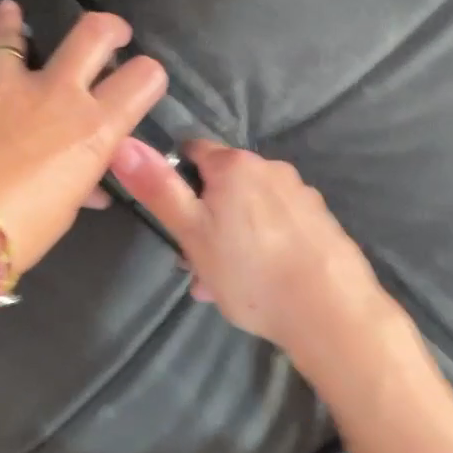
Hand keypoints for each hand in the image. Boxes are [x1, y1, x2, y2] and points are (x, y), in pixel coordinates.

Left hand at [0, 0, 168, 276]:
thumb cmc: (19, 233)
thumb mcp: (63, 211)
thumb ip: (79, 184)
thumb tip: (87, 185)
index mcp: (92, 127)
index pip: (140, 81)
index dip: (150, 75)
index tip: (147, 77)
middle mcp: (53, 94)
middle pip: (91, 37)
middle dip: (108, 29)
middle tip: (113, 32)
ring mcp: (1, 88)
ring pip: (11, 39)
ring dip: (13, 24)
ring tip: (11, 13)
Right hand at [107, 137, 397, 359]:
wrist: (328, 309)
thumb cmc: (250, 271)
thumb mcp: (192, 233)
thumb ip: (158, 188)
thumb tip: (124, 142)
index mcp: (236, 166)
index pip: (193, 151)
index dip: (174, 181)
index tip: (171, 219)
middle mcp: (273, 169)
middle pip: (224, 187)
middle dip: (204, 221)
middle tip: (194, 267)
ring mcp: (302, 196)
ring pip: (250, 212)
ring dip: (230, 240)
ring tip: (224, 286)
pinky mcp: (321, 224)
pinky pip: (277, 229)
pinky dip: (261, 248)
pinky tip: (259, 285)